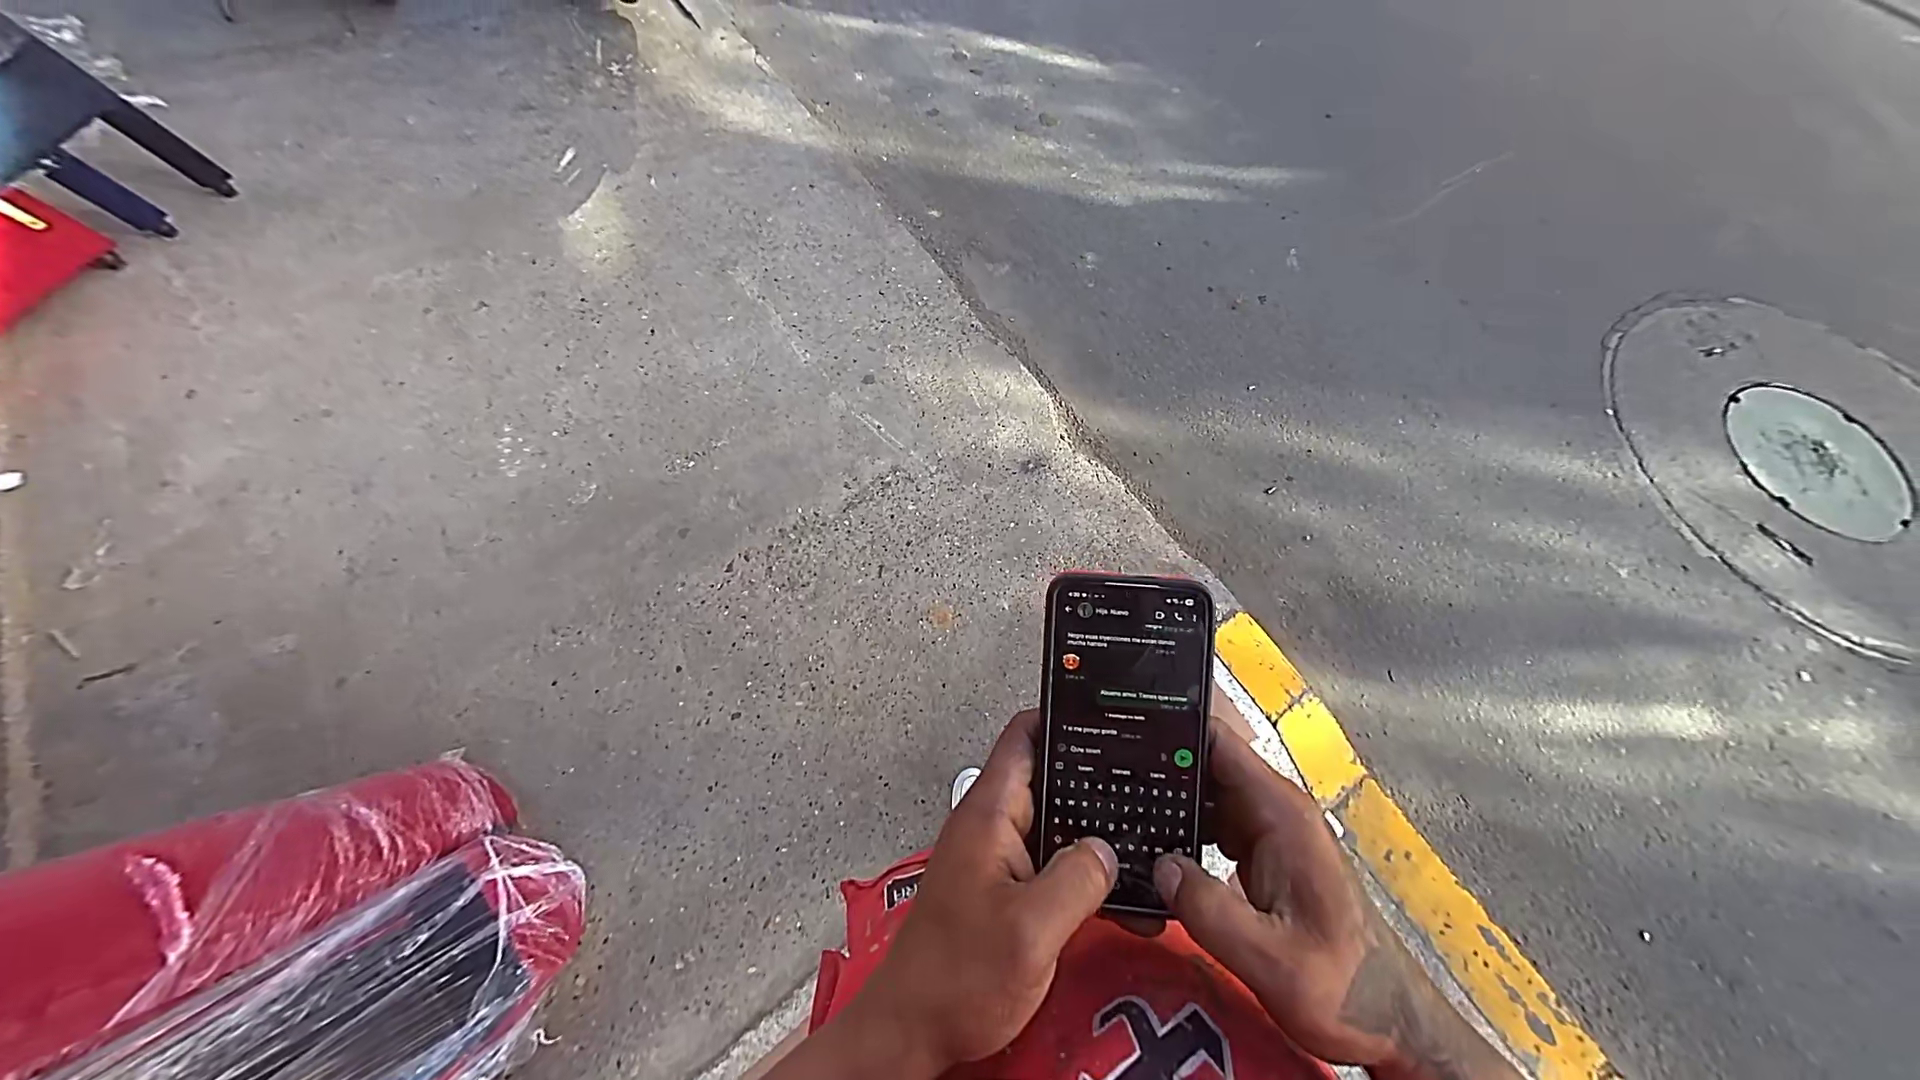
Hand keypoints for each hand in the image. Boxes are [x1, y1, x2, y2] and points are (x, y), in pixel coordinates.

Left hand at [772, 710, 1117, 1079]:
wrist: (914, 1029)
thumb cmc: (957, 977)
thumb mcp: (1030, 929)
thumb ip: (1075, 880)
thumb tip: (1106, 849)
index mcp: (989, 815)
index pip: (1022, 738)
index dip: (1059, 717)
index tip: (1101, 715)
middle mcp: (990, 824)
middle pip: (1045, 776)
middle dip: (1090, 776)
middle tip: (1139, 779)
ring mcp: (995, 855)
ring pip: (1052, 821)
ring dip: (1090, 831)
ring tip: (1138, 835)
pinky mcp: (1002, 886)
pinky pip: (1048, 860)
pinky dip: (1079, 867)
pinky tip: (1114, 889)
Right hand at [1153, 721, 1518, 1079]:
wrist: (1392, 1023)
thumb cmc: (1349, 989)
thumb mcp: (1274, 961)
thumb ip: (1212, 912)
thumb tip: (1159, 867)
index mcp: (1280, 813)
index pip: (1220, 743)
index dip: (1174, 727)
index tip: (1126, 726)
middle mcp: (1273, 810)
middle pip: (1204, 764)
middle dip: (1158, 766)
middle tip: (1106, 775)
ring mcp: (1266, 829)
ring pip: (1203, 793)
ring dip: (1166, 798)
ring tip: (1120, 805)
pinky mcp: (1259, 852)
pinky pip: (1210, 822)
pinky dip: (1180, 827)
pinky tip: (1151, 842)